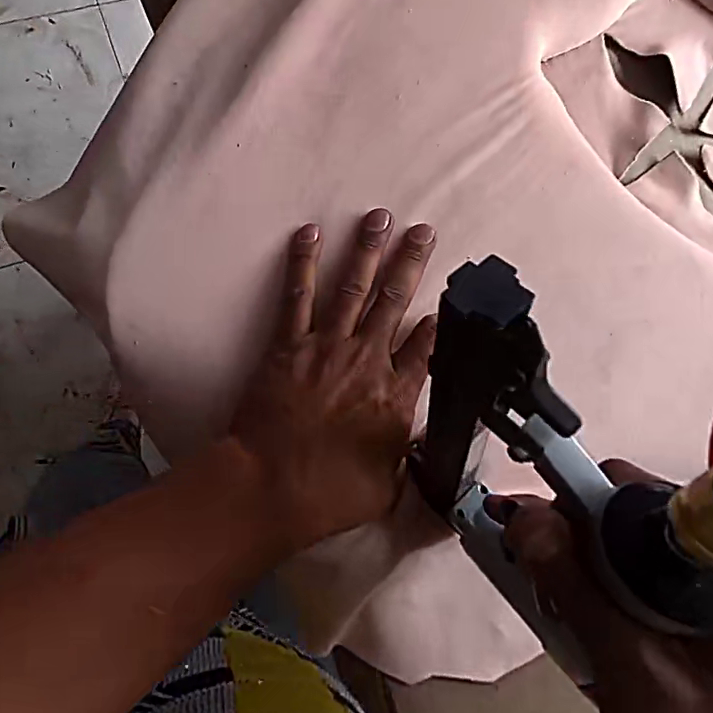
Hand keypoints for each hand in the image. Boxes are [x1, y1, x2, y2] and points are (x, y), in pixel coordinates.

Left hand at [230, 209, 438, 551]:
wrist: (272, 486)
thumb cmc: (328, 494)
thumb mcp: (386, 487)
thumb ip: (404, 462)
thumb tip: (415, 458)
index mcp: (395, 395)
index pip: (425, 348)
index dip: (435, 324)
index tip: (440, 306)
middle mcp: (367, 361)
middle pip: (396, 302)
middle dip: (411, 262)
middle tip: (423, 231)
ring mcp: (327, 347)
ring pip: (354, 288)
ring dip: (369, 250)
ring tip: (379, 218)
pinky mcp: (289, 345)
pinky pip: (298, 295)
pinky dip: (303, 262)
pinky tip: (309, 234)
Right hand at [495, 462, 712, 712]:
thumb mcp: (634, 677)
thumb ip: (579, 593)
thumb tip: (526, 518)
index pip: (633, 494)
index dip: (572, 503)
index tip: (527, 527)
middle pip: (621, 510)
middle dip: (567, 539)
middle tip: (532, 575)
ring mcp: (712, 578)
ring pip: (620, 536)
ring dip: (576, 564)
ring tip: (559, 609)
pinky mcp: (696, 595)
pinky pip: (632, 565)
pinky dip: (595, 583)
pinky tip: (584, 618)